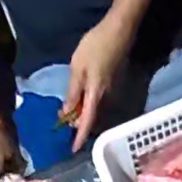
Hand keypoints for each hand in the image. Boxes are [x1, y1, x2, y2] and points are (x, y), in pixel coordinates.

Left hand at [65, 12, 132, 151]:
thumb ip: (72, 92)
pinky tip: (79, 99)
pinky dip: (87, 105)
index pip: (86, 123)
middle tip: (62, 120)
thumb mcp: (78, 68)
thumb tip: (67, 113)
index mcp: (95, 97)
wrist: (119, 31)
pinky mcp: (111, 86)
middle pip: (90, 119)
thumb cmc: (96, 46)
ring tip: (68, 110)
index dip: (79, 138)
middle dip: (77, 124)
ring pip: (94, 111)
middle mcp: (105, 100)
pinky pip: (97, 103)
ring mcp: (110, 94)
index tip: (72, 150)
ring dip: (81, 114)